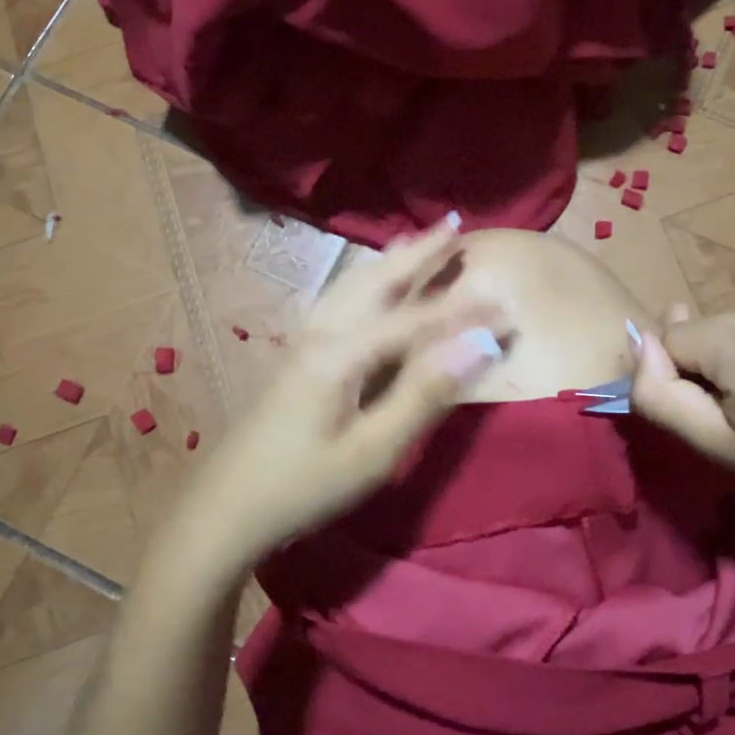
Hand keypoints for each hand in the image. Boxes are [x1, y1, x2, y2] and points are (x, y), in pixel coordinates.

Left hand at [191, 216, 511, 557]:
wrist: (225, 510)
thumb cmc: (304, 485)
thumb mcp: (374, 450)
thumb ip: (425, 393)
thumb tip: (480, 345)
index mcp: (342, 352)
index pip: (417, 320)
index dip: (465, 313)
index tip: (509, 303)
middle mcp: (322, 333)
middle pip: (377, 281)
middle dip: (419, 253)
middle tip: (454, 224)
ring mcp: (304, 343)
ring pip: (353, 286)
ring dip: (390, 261)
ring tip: (416, 240)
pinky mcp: (296, 359)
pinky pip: (340, 300)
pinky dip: (366, 281)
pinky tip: (367, 287)